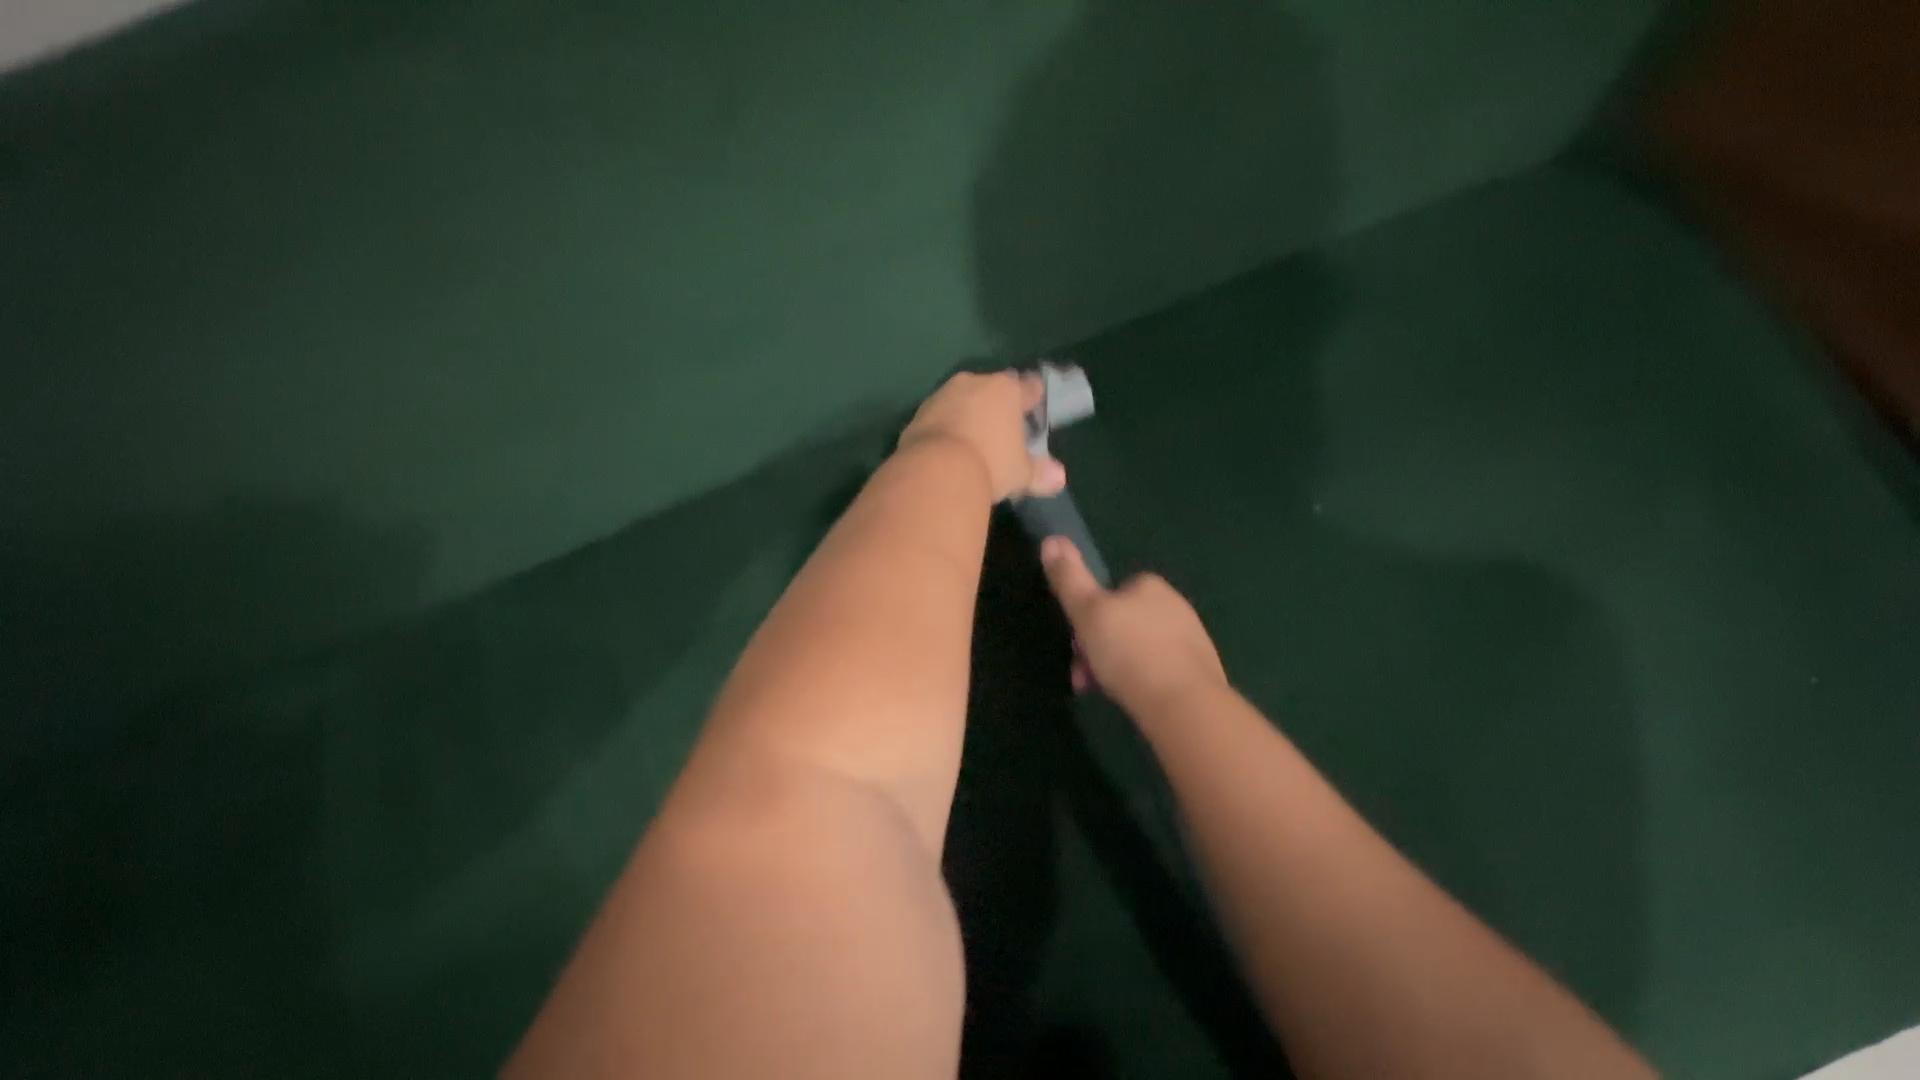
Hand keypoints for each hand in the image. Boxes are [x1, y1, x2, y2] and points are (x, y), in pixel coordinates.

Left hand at [897, 372, 1066, 502]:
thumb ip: (1040, 472)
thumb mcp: (1021, 473)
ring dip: (968, 415)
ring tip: (974, 440)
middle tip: (1003, 429)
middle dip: (997, 406)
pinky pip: (940, 417)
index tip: (1036, 407)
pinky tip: (948, 450)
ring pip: (962, 400)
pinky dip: (946, 428)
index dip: (1034, 398)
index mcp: (1006, 390)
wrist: (935, 470)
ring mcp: (942, 395)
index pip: (1029, 386)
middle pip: (992, 389)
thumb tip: (1059, 478)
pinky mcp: (918, 414)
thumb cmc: (990, 464)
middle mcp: (974, 383)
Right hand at [1041, 536, 1228, 717]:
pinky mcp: (1201, 670)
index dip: (1086, 619)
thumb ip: (1069, 578)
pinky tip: (1135, 699)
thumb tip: (1052, 539)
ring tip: (1105, 692)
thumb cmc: (1129, 652)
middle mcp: (1175, 604)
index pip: (1110, 594)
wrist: (1183, 703)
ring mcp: (1192, 638)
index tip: (1074, 647)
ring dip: (1116, 668)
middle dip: (1098, 649)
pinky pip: (1160, 671)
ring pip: (1139, 650)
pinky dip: (1143, 682)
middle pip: (1122, 624)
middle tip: (1084, 678)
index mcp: (1149, 585)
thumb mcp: (1087, 612)